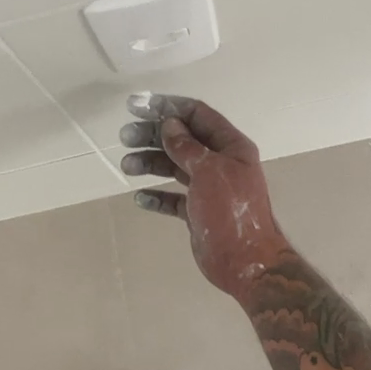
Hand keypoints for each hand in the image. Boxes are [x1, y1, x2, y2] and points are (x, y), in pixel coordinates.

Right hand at [120, 94, 291, 300]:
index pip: (197, 116)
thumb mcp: (210, 172)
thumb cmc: (232, 212)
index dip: (167, 108)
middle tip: (125, 138)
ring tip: (127, 166)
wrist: (246, 262)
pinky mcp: (197, 213)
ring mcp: (208, 189)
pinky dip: (157, 196)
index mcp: (230, 147)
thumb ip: (187, 147)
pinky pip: (173, 198)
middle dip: (153, 136)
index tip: (136, 107)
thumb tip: (169, 125)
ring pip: (174, 168)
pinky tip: (140, 197)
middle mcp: (219, 163)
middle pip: (182, 141)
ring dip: (150, 164)